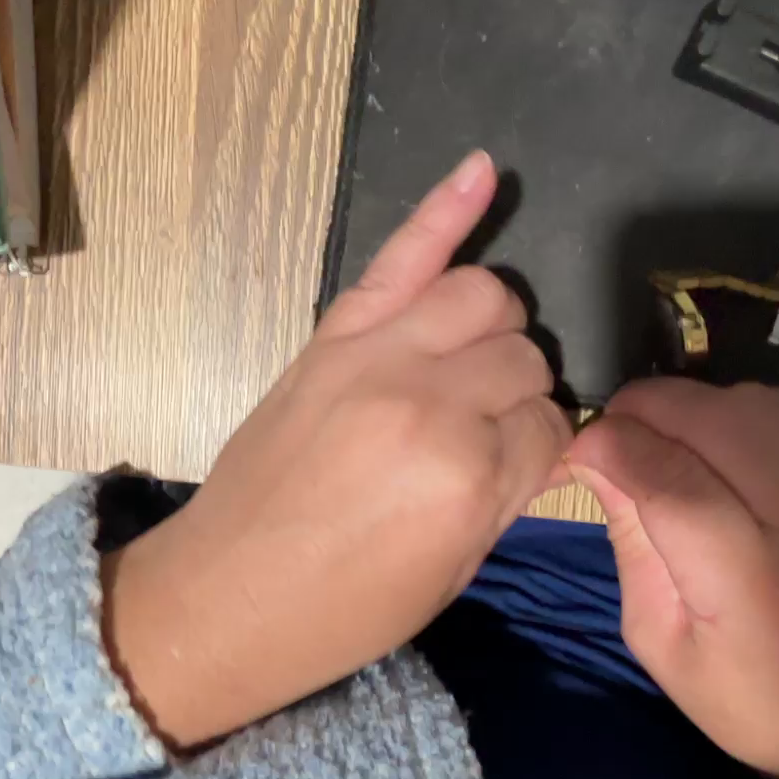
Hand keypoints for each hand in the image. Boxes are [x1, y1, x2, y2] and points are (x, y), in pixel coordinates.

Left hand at [106, 151, 571, 749]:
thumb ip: (507, 491)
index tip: (514, 464)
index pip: (551, 425)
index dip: (540, 447)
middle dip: (519, 391)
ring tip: (473, 359)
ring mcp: (376, 357)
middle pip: (521, 356)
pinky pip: (399, 256)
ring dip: (495, 327)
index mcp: (468, 479)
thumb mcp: (450, 571)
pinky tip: (484, 170)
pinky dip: (444, 210)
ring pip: (480, 295)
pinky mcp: (332, 338)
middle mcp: (429, 403)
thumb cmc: (346, 608)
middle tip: (488, 425)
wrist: (227, 593)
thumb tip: (543, 435)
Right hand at [568, 380, 778, 778]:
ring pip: (755, 401)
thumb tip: (596, 457)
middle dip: (643, 410)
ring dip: (695, 408)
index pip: (667, 475)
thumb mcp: (657, 637)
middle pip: (712, 418)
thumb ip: (630, 540)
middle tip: (613, 437)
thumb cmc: (746, 696)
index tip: (578, 449)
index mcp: (748, 582)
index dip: (610, 444)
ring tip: (670, 442)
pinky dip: (758, 407)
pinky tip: (738, 440)